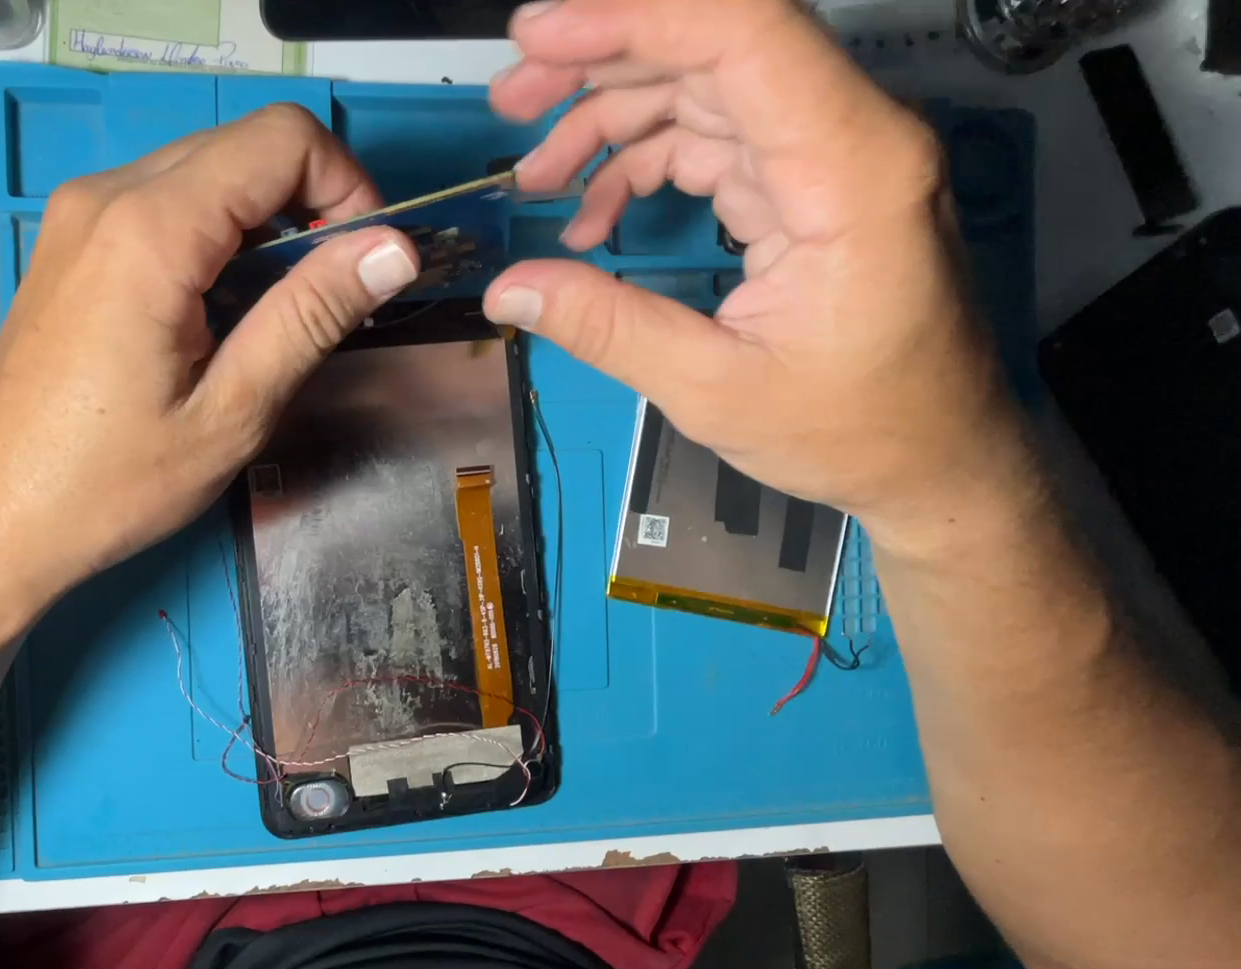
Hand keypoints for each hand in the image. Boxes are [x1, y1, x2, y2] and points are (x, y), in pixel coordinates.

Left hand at [0, 105, 418, 621]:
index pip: (280, 140)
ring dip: (260, 229)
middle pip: (242, 149)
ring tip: (273, 319)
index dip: (347, 186)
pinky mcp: (67, 252)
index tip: (365, 260)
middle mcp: (103, 200)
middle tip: (330, 297)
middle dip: (309, 206)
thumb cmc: (108, 485)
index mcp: (149, 230)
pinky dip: (211, 242)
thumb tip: (393, 250)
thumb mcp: (230, 411)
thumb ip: (312, 316)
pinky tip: (216, 317)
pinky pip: (159, 209)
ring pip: (202, 177)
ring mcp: (75, 222)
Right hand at [484, 0, 1030, 555]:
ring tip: (535, 175)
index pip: (742, 37)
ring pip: (699, 94)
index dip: (632, 19)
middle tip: (510, 99)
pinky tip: (590, 221)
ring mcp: (822, 160)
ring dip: (608, 121)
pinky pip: (705, 146)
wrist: (930, 457)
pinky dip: (637, 171)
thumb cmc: (852, 428)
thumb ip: (604, 328)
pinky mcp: (800, 188)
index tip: (537, 35)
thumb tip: (507, 291)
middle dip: (598, 64)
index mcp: (848, 173)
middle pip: (710, 49)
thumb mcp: (711, 389)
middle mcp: (843, 141)